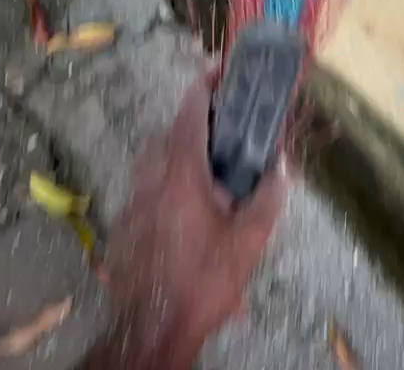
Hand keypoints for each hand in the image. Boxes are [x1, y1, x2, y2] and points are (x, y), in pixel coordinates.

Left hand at [94, 77, 286, 366]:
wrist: (151, 332)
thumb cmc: (204, 280)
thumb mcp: (250, 240)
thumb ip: (268, 197)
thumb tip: (280, 168)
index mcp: (181, 176)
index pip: (189, 116)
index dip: (203, 88)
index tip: (218, 70)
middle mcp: (151, 182)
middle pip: (167, 136)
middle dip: (191, 123)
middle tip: (221, 127)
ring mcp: (131, 205)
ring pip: (152, 163)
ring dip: (177, 154)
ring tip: (207, 170)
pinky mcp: (122, 229)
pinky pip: (145, 192)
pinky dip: (166, 186)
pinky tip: (185, 211)